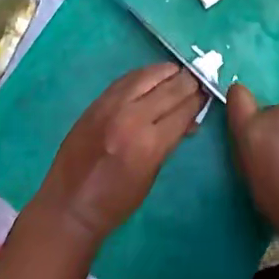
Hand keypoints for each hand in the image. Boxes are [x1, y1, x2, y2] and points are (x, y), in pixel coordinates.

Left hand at [32, 63, 204, 242]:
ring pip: (148, 75)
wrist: (69, 205)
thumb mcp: (152, 174)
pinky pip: (126, 79)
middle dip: (189, 82)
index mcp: (150, 143)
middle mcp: (132, 117)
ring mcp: (111, 106)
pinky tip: (153, 77)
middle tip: (200, 79)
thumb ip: (170, 141)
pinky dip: (144, 75)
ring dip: (168, 73)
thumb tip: (190, 119)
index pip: (184, 109)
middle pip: (170, 88)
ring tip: (179, 73)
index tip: (209, 92)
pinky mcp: (96, 102)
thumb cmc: (116, 202)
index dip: (200, 99)